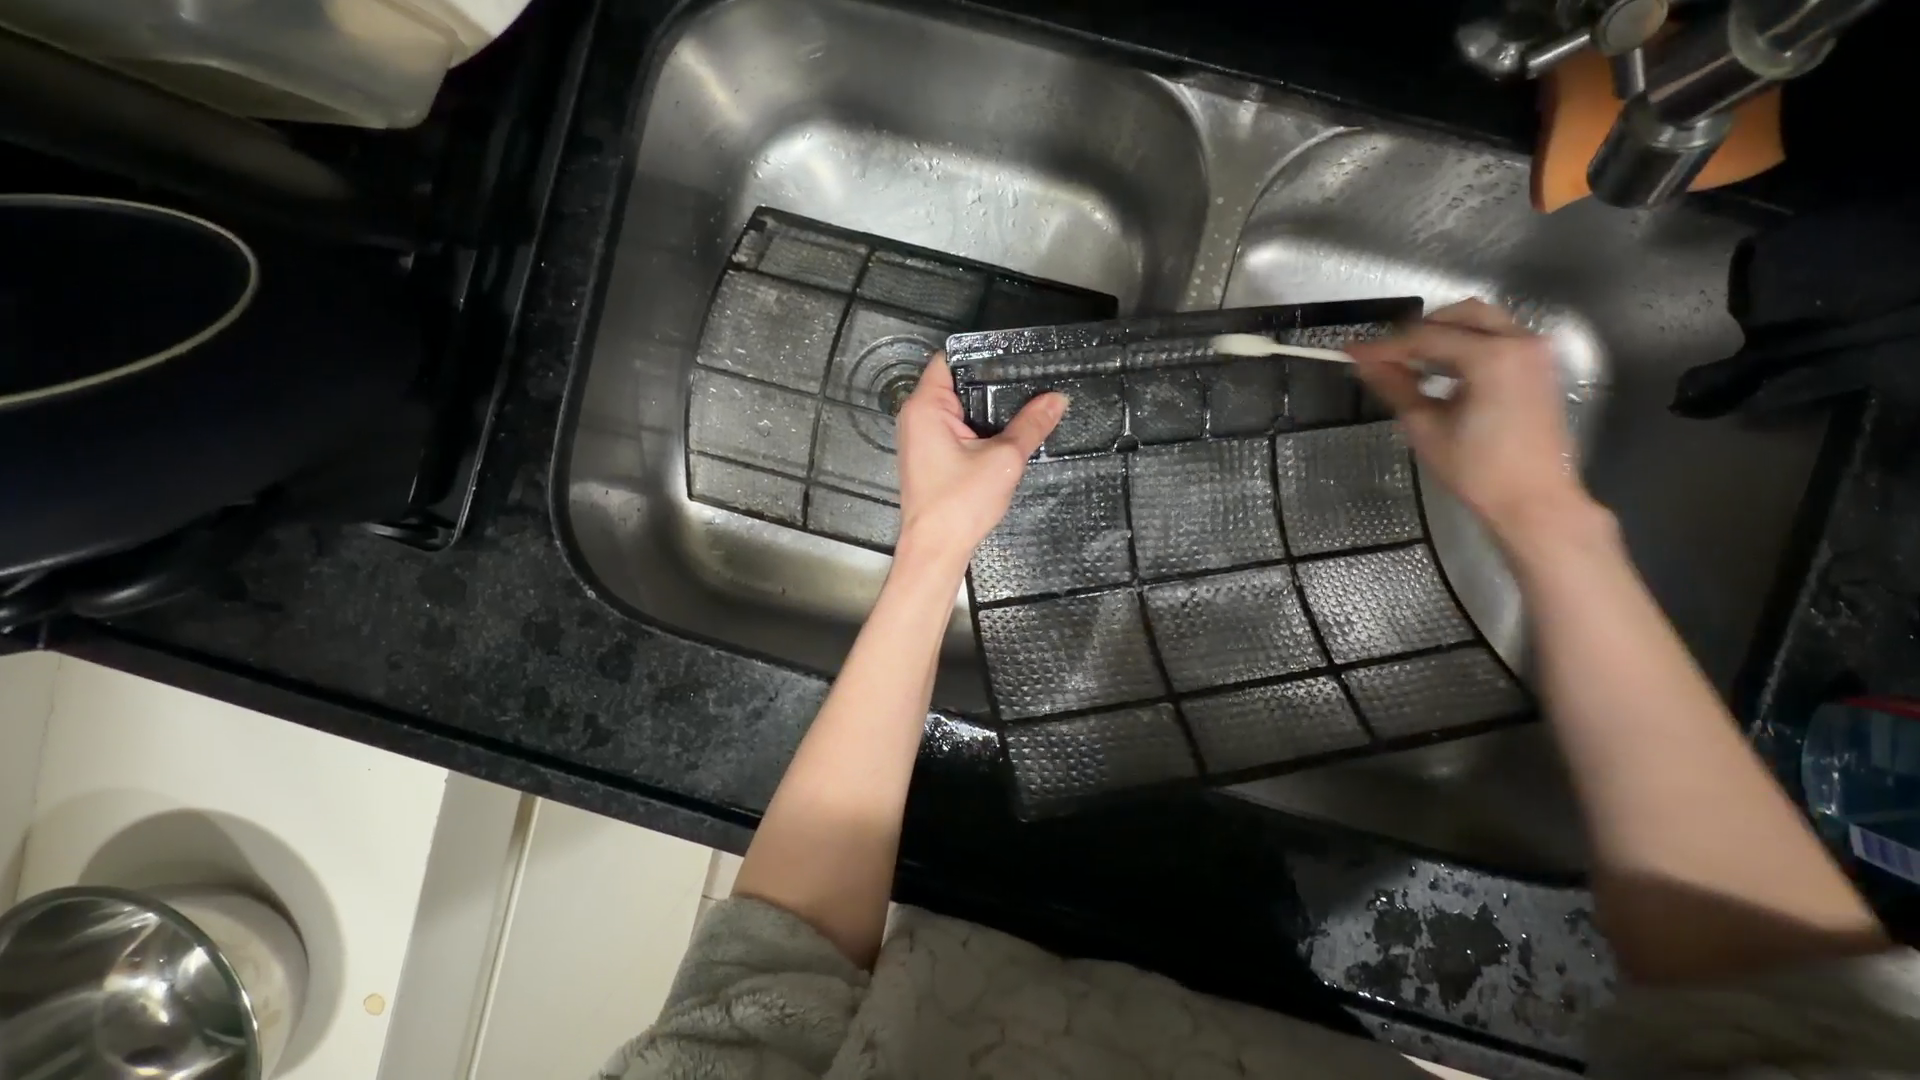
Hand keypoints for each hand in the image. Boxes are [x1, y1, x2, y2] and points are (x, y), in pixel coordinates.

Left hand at [893, 355, 1065, 571]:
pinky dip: (979, 429)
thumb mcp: (1004, 459)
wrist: (936, 550)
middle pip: (955, 383)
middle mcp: (916, 417)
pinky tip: (1007, 432)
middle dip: (990, 382)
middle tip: (1030, 377)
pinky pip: (956, 430)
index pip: (949, 360)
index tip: (1014, 354)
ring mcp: (921, 438)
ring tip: (1025, 401)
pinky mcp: (930, 458)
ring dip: (987, 409)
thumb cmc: (959, 504)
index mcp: (925, 407)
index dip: (981, 354)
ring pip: (958, 409)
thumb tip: (1057, 399)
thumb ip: (1031, 425)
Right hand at [1349, 300, 1592, 543]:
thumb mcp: (1426, 427)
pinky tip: (1443, 373)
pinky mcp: (1539, 366)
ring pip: (1481, 322)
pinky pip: (1497, 339)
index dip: (1384, 346)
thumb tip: (1364, 364)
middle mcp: (1520, 343)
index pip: (1426, 337)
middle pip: (1459, 315)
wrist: (1533, 499)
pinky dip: (1466, 346)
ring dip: (1443, 336)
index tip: (1351, 352)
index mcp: (1492, 357)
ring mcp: (1535, 352)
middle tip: (1386, 357)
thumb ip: (1395, 387)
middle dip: (1418, 331)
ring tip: (1412, 365)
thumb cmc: (1478, 470)